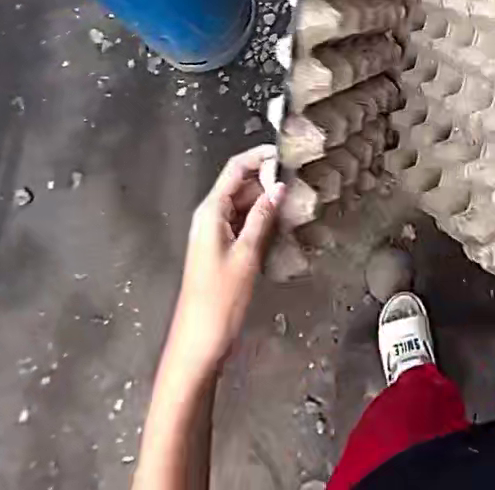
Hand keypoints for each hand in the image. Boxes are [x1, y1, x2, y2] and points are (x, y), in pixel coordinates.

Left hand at [166, 145, 283, 372]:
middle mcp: (209, 216)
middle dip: (265, 177)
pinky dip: (258, 217)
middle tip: (296, 178)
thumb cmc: (220, 299)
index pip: (235, 169)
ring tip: (293, 197)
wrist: (198, 342)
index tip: (283, 152)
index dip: (258, 156)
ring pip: (241, 203)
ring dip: (264, 198)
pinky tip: (278, 221)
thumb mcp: (246, 254)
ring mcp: (213, 233)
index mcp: (210, 211)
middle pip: (238, 184)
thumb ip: (262, 217)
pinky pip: (240, 221)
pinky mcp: (219, 249)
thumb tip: (278, 186)